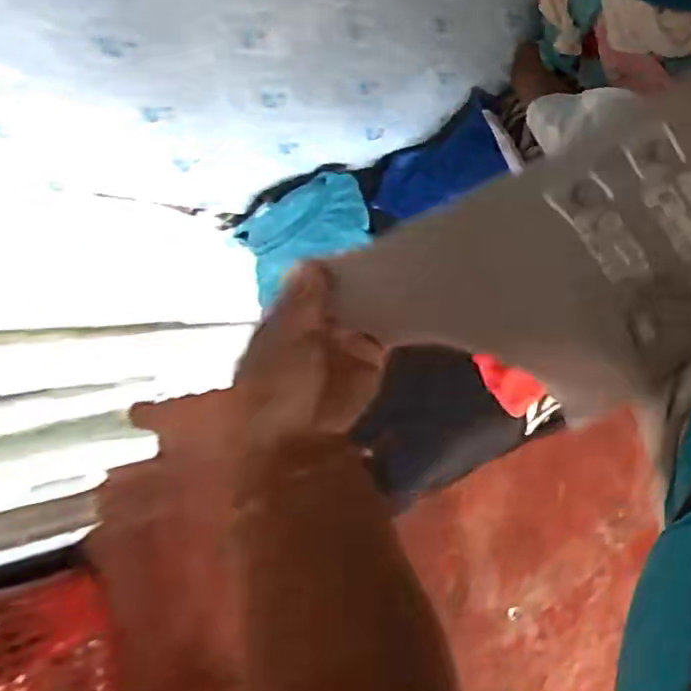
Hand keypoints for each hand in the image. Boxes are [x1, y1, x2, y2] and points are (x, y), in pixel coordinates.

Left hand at [232, 262, 385, 452]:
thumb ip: (301, 303)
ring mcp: (345, 343)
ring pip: (365, 309)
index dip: (328, 270)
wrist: (302, 442)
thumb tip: (310, 262)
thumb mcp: (285, 340)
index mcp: (286, 322)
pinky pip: (387, 328)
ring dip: (380, 294)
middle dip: (359, 279)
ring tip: (404, 266)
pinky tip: (412, 294)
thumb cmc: (278, 390)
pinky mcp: (372, 357)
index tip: (353, 247)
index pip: (309, 287)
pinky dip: (397, 314)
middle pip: (342, 295)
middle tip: (386, 252)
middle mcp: (316, 329)